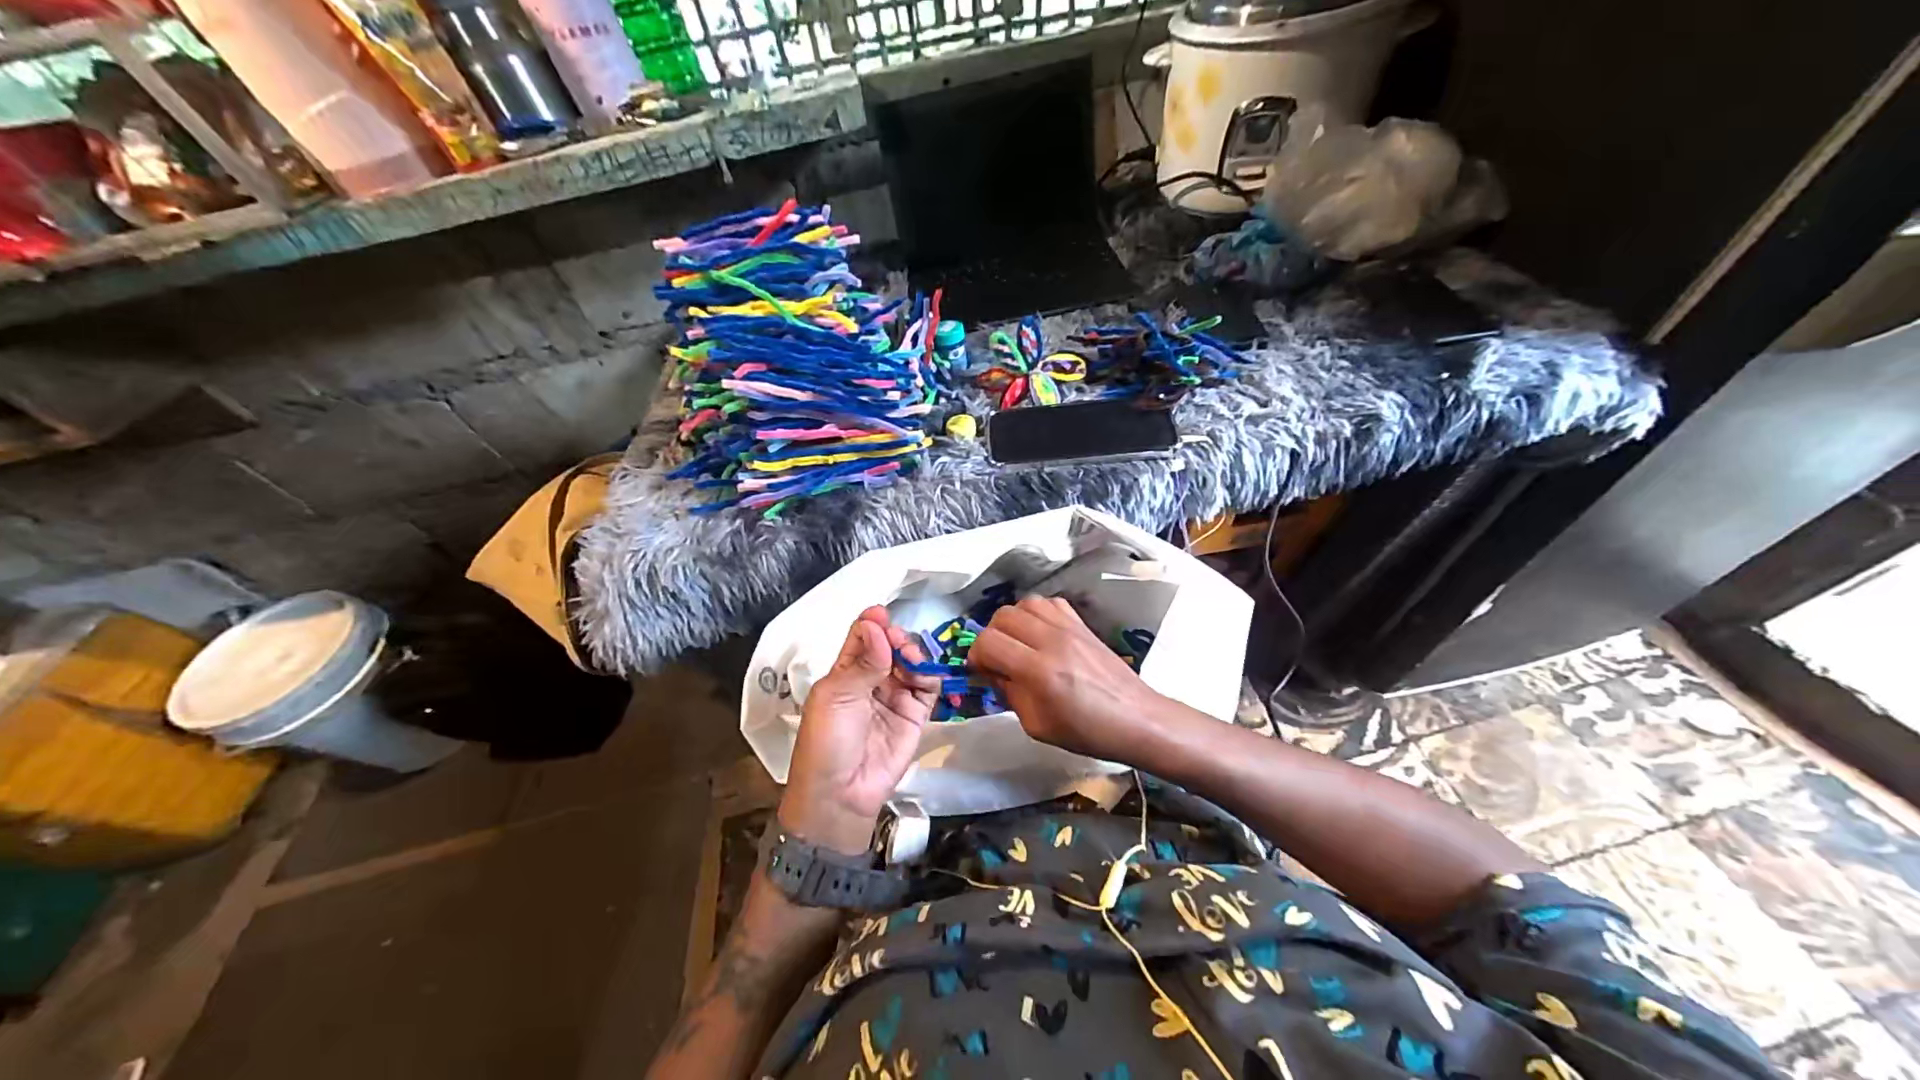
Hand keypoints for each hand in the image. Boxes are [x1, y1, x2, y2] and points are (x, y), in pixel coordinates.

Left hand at [780, 606, 938, 855]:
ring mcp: (895, 696)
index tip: (882, 614)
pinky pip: (928, 686)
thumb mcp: (837, 697)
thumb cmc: (827, 743)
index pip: (861, 638)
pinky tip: (922, 673)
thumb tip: (877, 623)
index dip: (872, 624)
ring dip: (913, 654)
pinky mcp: (915, 714)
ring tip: (910, 659)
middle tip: (897, 642)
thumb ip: (862, 662)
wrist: (841, 795)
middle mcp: (871, 680)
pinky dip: (929, 674)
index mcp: (844, 673)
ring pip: (911, 662)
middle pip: (890, 646)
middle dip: (896, 638)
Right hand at [967, 595, 1167, 764]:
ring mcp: (1069, 628)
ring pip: (1025, 603)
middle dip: (991, 636)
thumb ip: (1010, 694)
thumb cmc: (1086, 731)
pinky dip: (1037, 614)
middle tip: (998, 659)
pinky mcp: (1082, 624)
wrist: (1136, 719)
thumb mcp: (1037, 725)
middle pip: (1002, 617)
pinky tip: (1040, 634)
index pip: (988, 642)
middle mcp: (1052, 641)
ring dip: (1013, 621)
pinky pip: (1050, 603)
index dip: (976, 656)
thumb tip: (994, 674)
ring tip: (1018, 643)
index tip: (982, 671)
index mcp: (1038, 671)